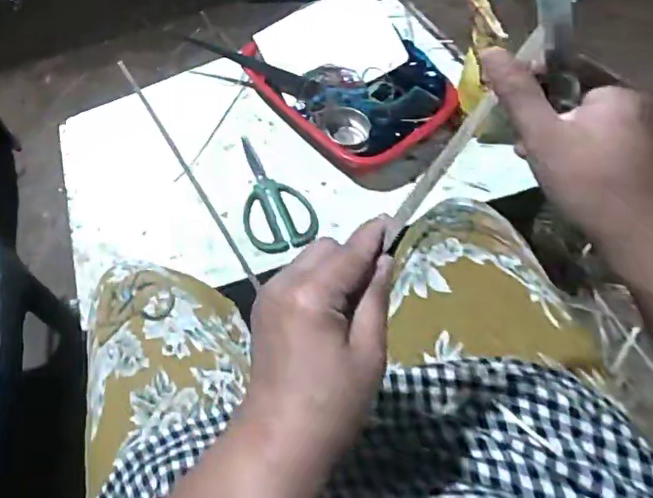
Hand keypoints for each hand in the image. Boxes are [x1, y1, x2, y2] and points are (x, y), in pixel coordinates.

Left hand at [235, 217, 394, 488]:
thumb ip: (375, 300)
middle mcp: (283, 281)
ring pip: (307, 259)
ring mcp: (268, 290)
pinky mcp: (262, 303)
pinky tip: (328, 313)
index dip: (370, 236)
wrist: (281, 433)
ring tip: (351, 307)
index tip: (389, 220)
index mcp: (311, 293)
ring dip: (331, 269)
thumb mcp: (368, 354)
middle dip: (350, 257)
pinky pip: (293, 275)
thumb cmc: (334, 402)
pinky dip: (314, 281)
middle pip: (324, 248)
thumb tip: (383, 261)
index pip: (347, 252)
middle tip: (376, 286)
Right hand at [479, 48, 652, 276]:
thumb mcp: (541, 133)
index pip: (563, 65)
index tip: (509, 104)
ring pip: (580, 117)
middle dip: (538, 111)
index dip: (529, 79)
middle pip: (570, 92)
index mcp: (618, 91)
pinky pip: (596, 137)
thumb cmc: (590, 182)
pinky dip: (572, 146)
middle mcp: (637, 105)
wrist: (645, 246)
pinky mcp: (642, 157)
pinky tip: (556, 168)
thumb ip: (516, 90)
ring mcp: (643, 133)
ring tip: (531, 154)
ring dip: (551, 131)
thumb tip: (490, 49)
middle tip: (519, 135)